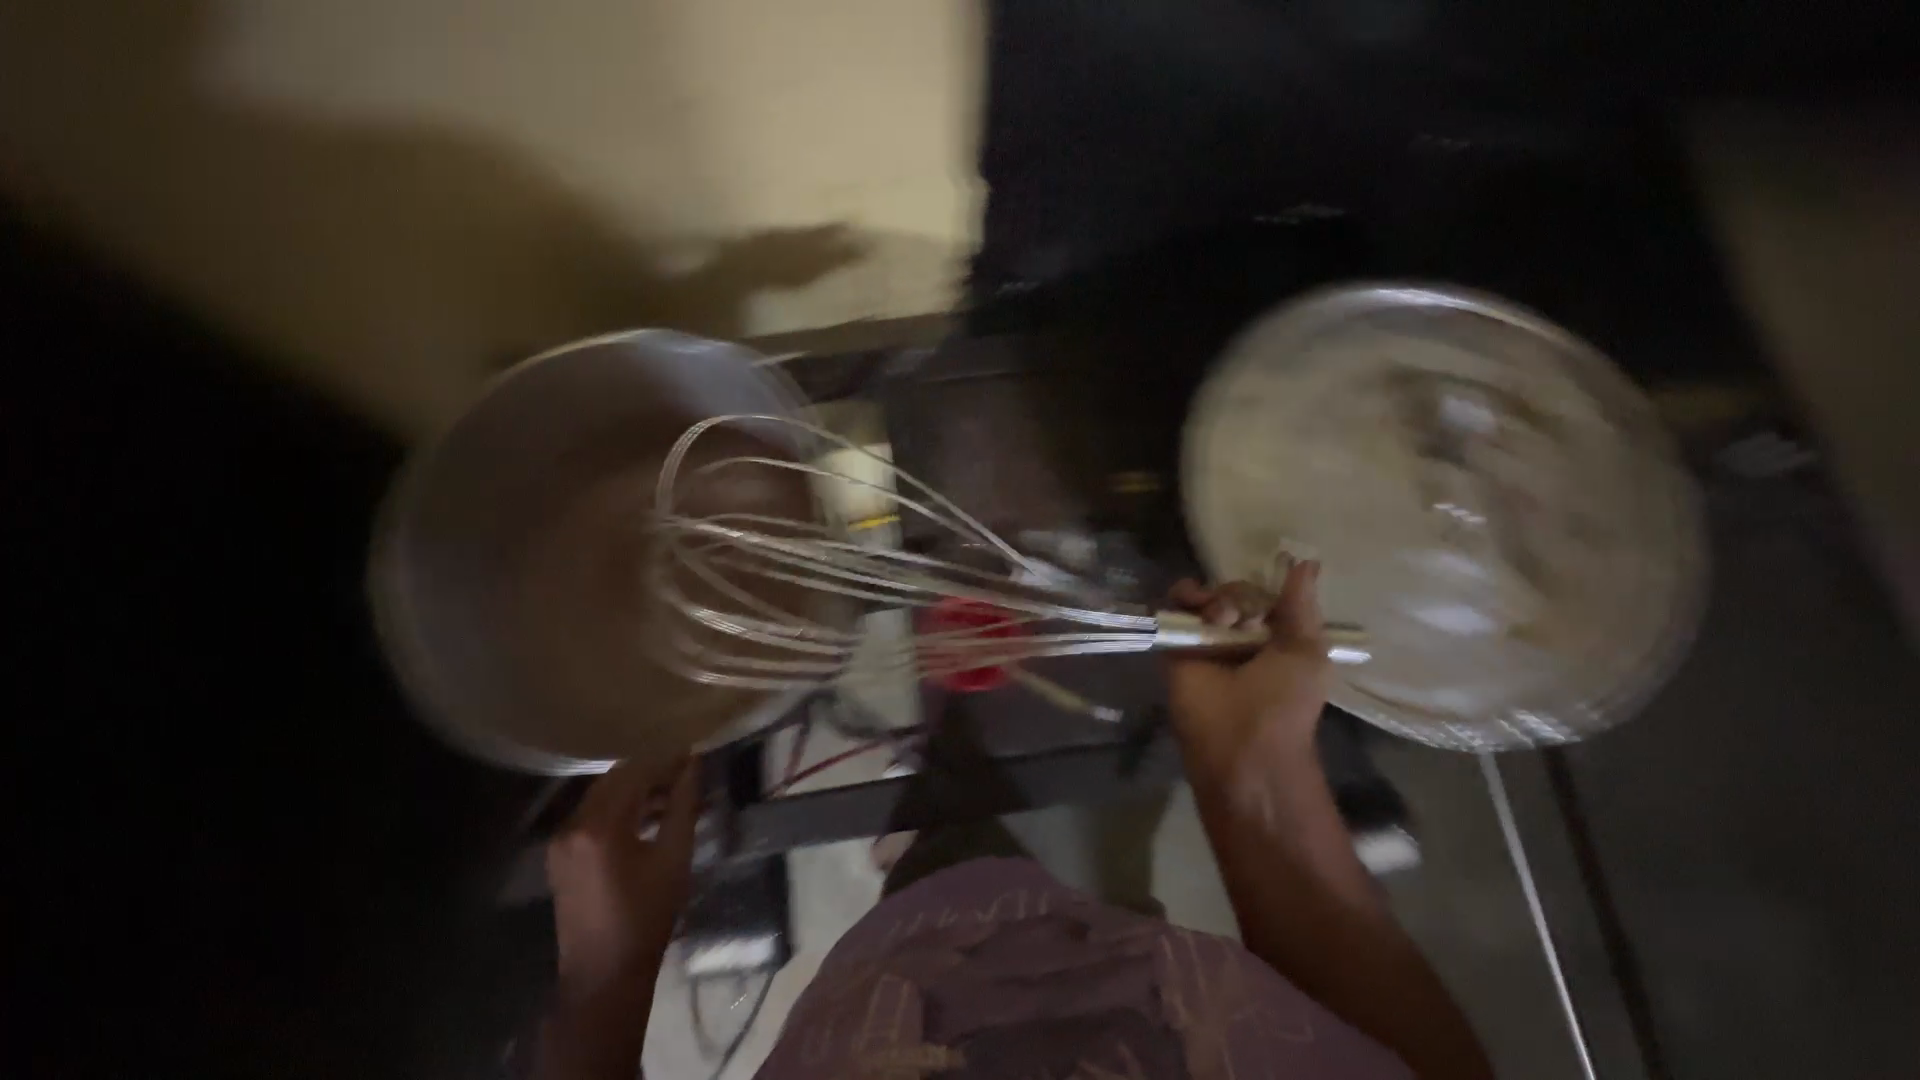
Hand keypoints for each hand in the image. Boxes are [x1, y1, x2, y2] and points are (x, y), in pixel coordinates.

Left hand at [546, 757, 700, 994]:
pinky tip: (647, 816)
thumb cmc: (647, 917)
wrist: (604, 975)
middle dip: (650, 771)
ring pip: (602, 796)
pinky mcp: (560, 856)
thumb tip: (692, 766)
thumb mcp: (674, 858)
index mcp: (599, 826)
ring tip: (672, 793)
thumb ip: (683, 806)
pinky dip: (619, 808)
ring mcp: (561, 841)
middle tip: (685, 771)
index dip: (665, 760)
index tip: (693, 754)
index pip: (635, 773)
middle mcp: (572, 826)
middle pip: (614, 780)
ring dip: (635, 789)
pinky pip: (592, 816)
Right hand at [1164, 560, 1329, 777]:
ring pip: (1206, 597)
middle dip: (1241, 597)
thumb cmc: (1285, 699)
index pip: (1266, 598)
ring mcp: (1206, 641)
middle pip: (1235, 594)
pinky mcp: (1176, 646)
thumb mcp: (1308, 650)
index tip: (1268, 602)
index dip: (1267, 591)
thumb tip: (1306, 560)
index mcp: (1275, 640)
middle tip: (1244, 620)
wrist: (1242, 741)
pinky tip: (1193, 602)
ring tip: (1221, 619)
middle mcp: (1240, 638)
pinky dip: (1183, 596)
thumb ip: (1302, 605)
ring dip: (1216, 598)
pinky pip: (1174, 608)